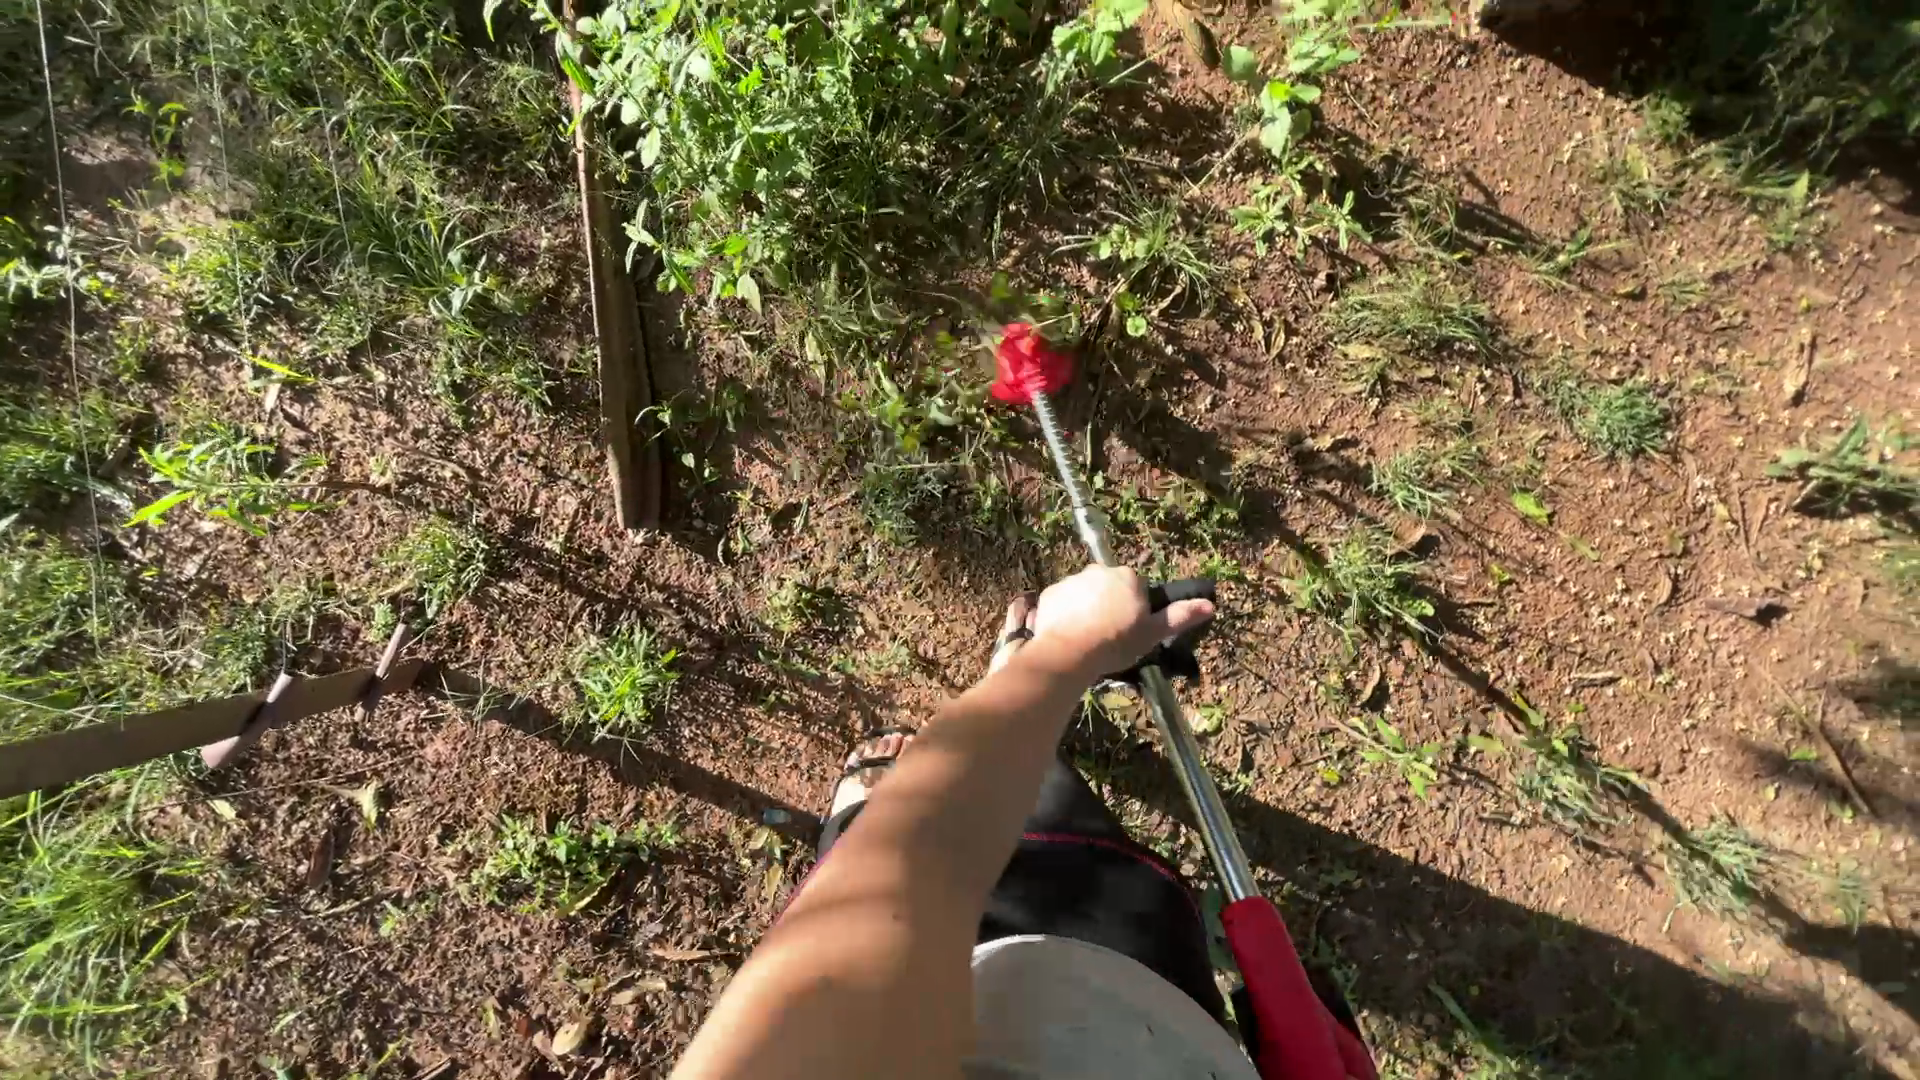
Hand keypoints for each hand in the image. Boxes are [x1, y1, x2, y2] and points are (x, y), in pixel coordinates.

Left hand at [1030, 565, 1213, 676]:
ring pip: (1084, 592)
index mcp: (1127, 577)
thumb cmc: (1116, 642)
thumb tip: (1209, 605)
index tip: (1130, 628)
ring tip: (1087, 636)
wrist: (1069, 650)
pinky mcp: (1051, 592)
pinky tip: (1067, 633)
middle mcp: (1099, 571)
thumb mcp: (1152, 632)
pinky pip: (1063, 601)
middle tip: (1109, 633)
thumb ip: (1179, 616)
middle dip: (1110, 603)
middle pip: (1109, 586)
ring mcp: (1072, 580)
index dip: (1134, 608)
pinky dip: (1065, 613)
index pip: (1135, 587)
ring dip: (1087, 607)